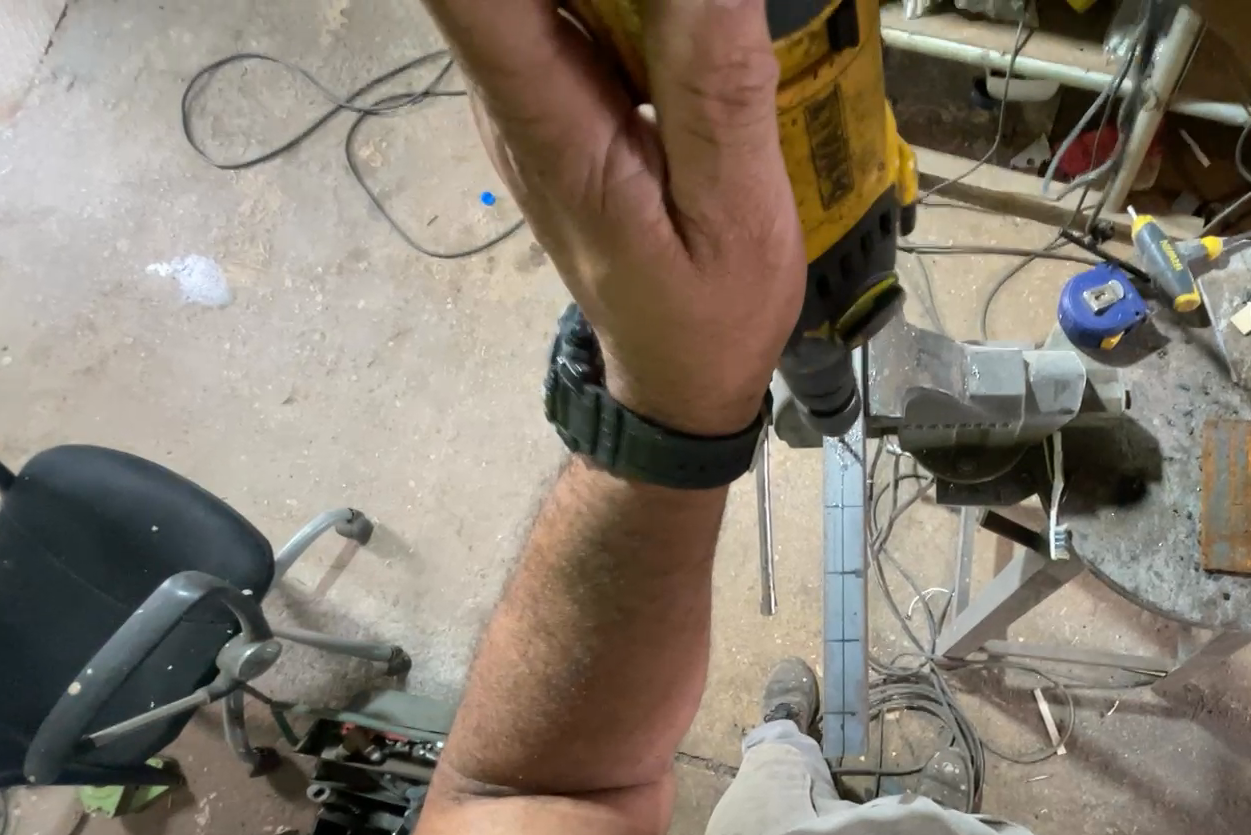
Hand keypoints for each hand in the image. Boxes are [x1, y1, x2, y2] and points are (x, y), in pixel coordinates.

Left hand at [423, 0, 805, 435]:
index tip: (648, 3)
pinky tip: (680, 37)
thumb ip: (719, 96)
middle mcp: (512, 102)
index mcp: (551, 127)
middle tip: (697, 23)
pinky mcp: (556, 119)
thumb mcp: (738, 220)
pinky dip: (621, 13)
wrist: (681, 381)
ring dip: (620, 5)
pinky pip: (563, 23)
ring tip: (697, 33)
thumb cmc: (714, 318)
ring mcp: (528, 110)